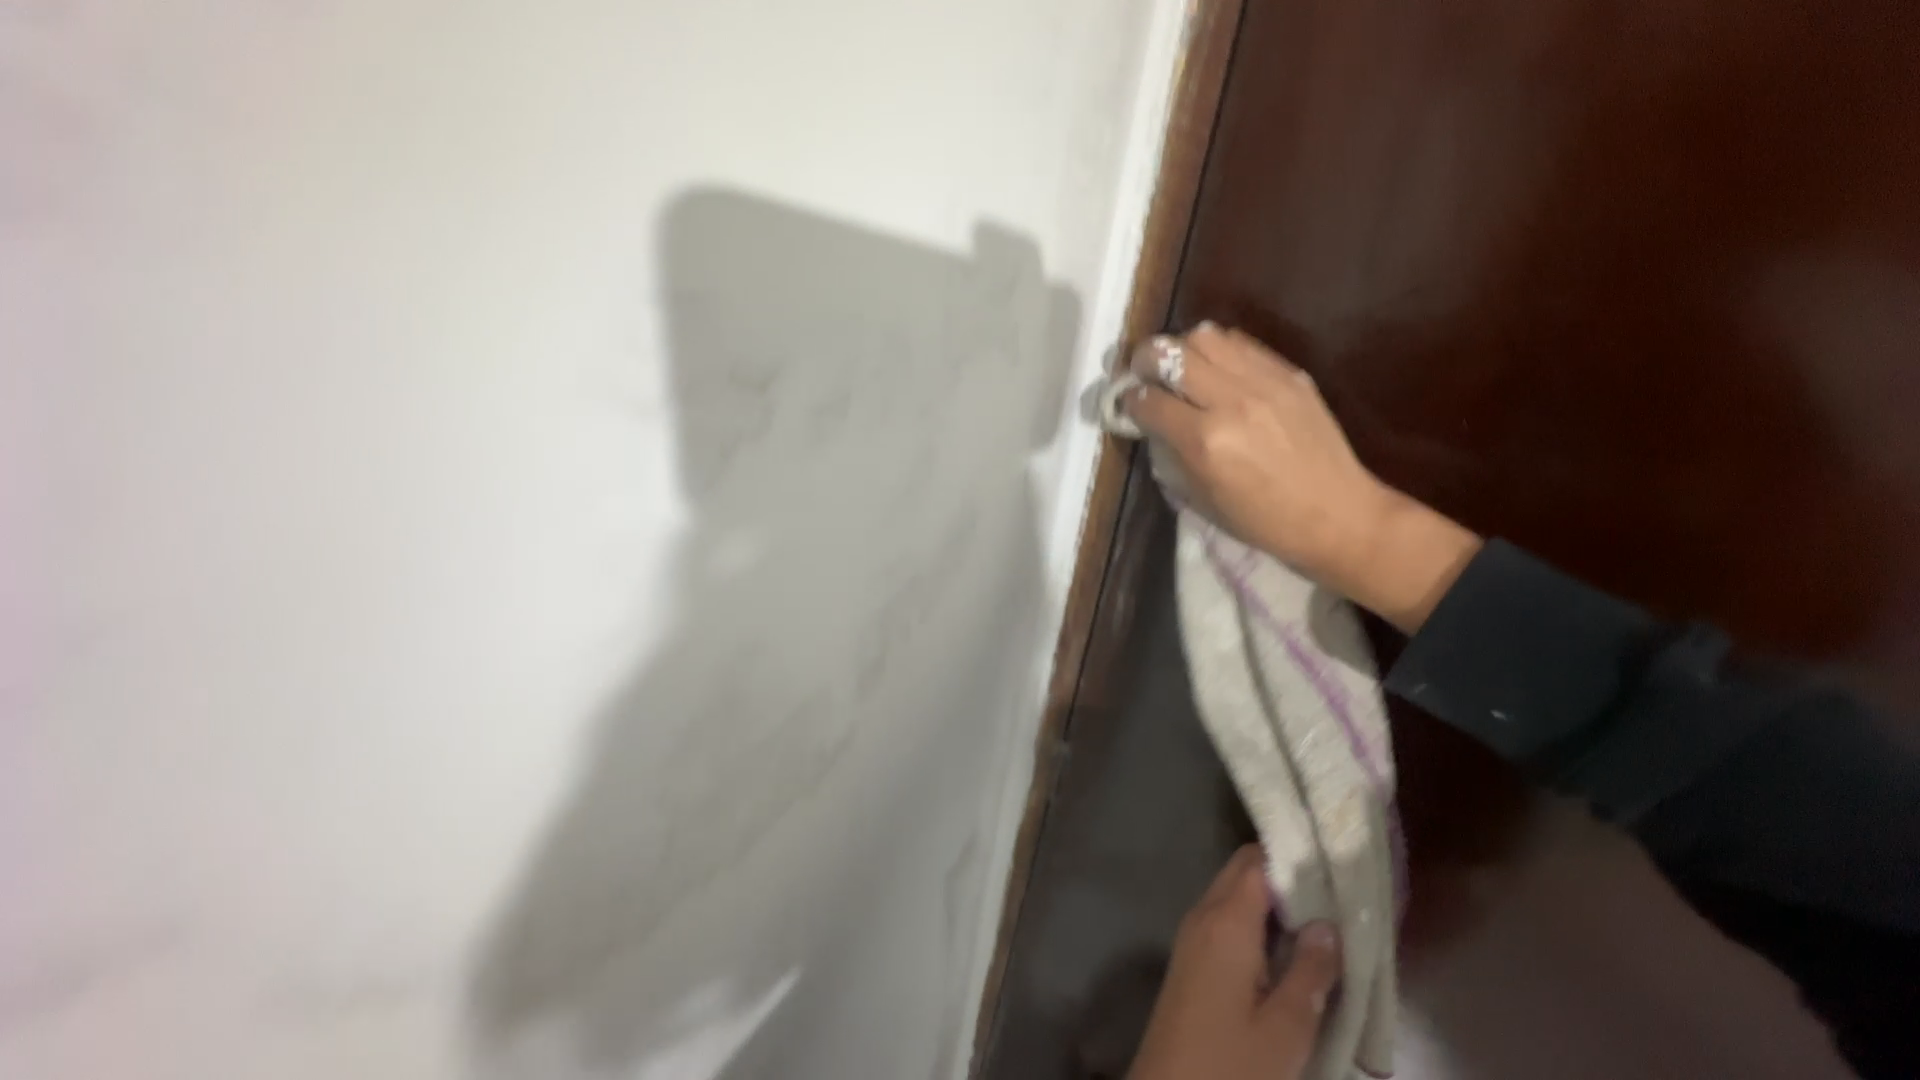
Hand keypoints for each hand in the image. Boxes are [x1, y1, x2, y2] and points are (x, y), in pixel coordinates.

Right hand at [1126, 324, 1481, 630]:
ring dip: (1183, 348)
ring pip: (1205, 336)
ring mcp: (1264, 382)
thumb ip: (1170, 455)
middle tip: (1143, 374)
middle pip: (1170, 353)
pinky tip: (1218, 370)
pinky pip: (1241, 344)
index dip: (1129, 401)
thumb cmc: (1263, 521)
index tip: (1128, 405)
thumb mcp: (1201, 499)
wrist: (1336, 514)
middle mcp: (1231, 401)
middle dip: (1145, 361)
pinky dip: (1219, 350)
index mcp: (1205, 441)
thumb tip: (1151, 424)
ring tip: (1182, 368)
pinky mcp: (1289, 374)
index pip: (1149, 401)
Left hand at [1128, 845, 1340, 1079]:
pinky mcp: (1192, 963)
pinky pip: (1227, 924)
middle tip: (1340, 896)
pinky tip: (1292, 953)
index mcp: (1226, 921)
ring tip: (1328, 922)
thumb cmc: (1229, 1068)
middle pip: (1245, 873)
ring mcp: (1193, 939)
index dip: (1296, 856)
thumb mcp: (1286, 1028)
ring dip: (1275, 905)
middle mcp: (1203, 917)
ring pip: (1236, 898)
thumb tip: (1329, 924)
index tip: (1338, 864)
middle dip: (1289, 877)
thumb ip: (1311, 970)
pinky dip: (1258, 926)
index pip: (1258, 860)